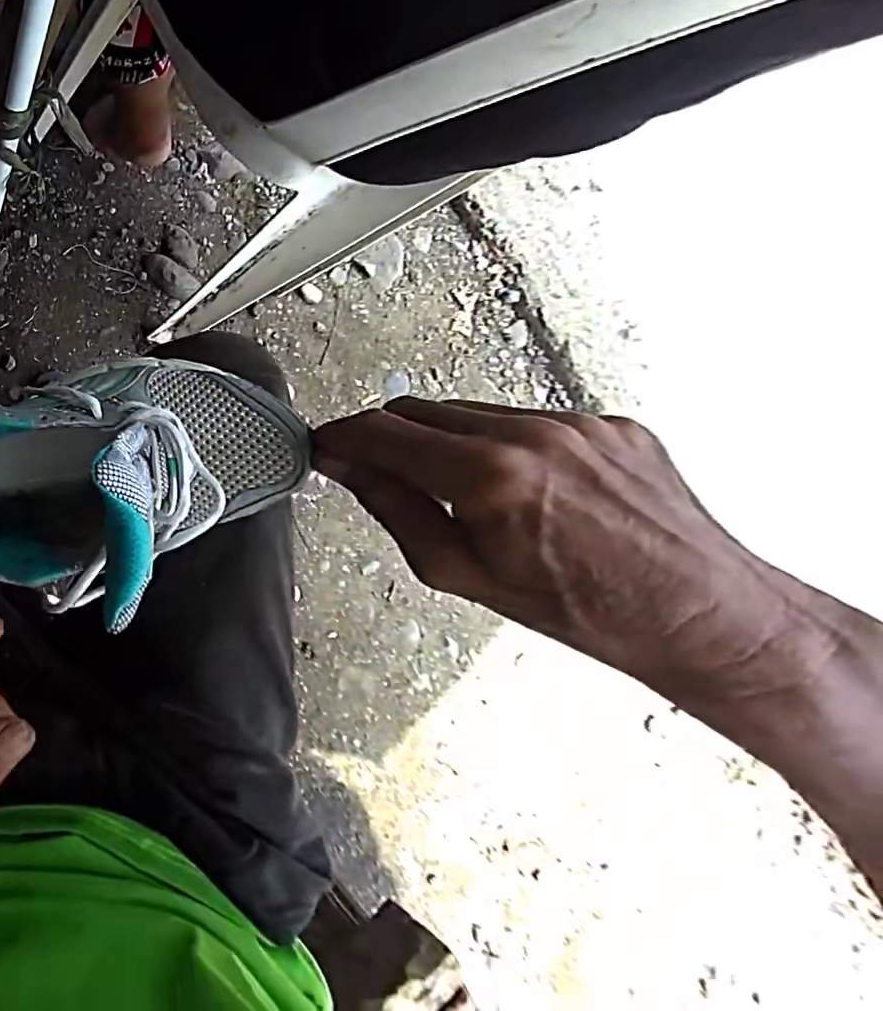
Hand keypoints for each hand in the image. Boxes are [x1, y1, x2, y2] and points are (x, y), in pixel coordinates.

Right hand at [312, 398, 829, 699]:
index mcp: (489, 475)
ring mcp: (576, 423)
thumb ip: (389, 505)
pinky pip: (518, 416)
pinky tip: (508, 482)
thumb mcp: (454, 569)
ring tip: (450, 485)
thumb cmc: (579, 606)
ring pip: (463, 410)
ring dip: (436, 438)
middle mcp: (533, 434)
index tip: (321, 444)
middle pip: (414, 408)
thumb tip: (345, 466)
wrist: (701, 615)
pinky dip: (492, 440)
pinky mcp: (607, 422)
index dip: (338, 436)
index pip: (380, 432)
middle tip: (372, 469)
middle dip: (382, 436)